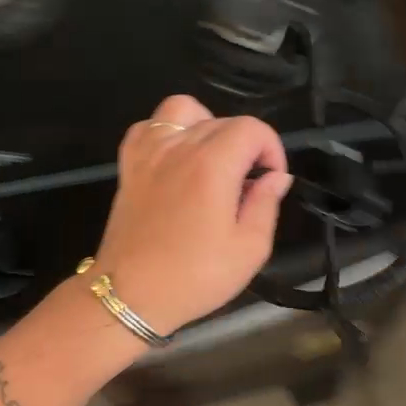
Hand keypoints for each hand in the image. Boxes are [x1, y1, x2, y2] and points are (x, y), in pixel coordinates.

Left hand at [86, 95, 291, 333]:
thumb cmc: (195, 276)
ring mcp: (149, 153)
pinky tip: (179, 158)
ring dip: (208, 126)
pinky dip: (169, 132)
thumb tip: (276, 177)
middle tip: (249, 185)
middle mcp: (179, 148)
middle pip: (223, 120)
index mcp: (212, 165)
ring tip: (215, 160)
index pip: (252, 128)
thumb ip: (266, 204)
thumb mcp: (249, 249)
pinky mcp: (129, 166)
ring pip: (184, 110)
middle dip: (247, 145)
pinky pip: (149, 126)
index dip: (272, 149)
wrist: (131, 295)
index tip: (272, 180)